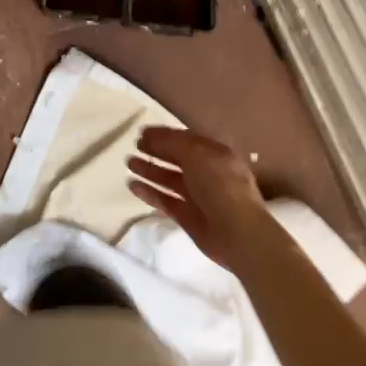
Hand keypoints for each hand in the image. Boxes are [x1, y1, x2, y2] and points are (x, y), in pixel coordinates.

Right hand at [128, 127, 267, 269]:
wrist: (237, 233)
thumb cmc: (220, 185)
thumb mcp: (196, 154)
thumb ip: (172, 142)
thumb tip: (152, 136)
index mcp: (215, 155)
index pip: (186, 139)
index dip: (165, 134)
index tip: (142, 132)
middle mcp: (206, 174)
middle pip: (176, 159)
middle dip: (155, 151)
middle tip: (134, 146)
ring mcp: (197, 196)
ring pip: (169, 179)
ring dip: (149, 170)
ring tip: (128, 162)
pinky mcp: (187, 216)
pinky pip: (165, 200)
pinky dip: (149, 192)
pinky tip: (132, 185)